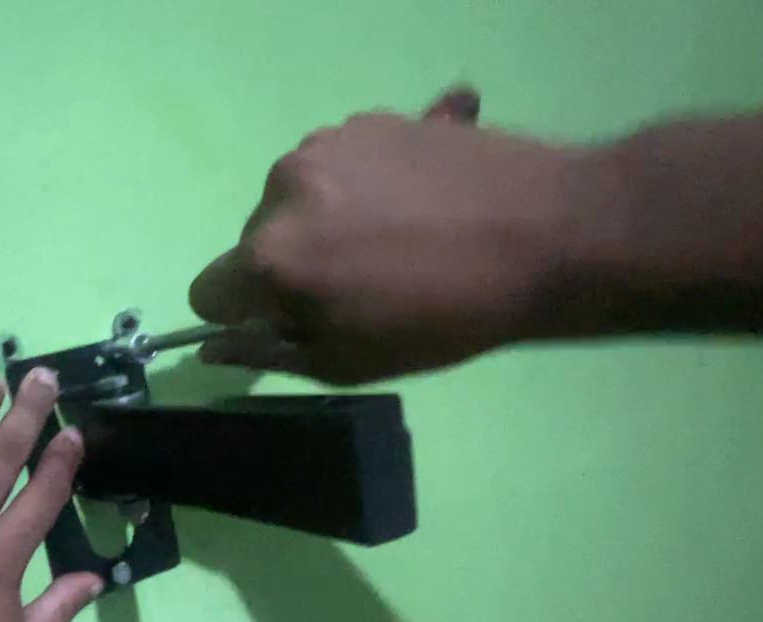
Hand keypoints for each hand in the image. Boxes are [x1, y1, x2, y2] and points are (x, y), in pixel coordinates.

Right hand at [189, 88, 594, 383]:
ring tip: (389, 239)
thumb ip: (263, 353)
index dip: (242, 317)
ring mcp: (329, 142)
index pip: (208, 292)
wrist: (554, 233)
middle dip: (284, 268)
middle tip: (354, 285)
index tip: (291, 321)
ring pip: (293, 200)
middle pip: (252, 242)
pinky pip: (339, 165)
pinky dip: (359, 186)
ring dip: (319, 223)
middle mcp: (282, 186)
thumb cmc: (438, 319)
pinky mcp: (374, 117)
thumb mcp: (341, 362)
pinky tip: (412, 203)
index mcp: (268, 254)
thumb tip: (210, 347)